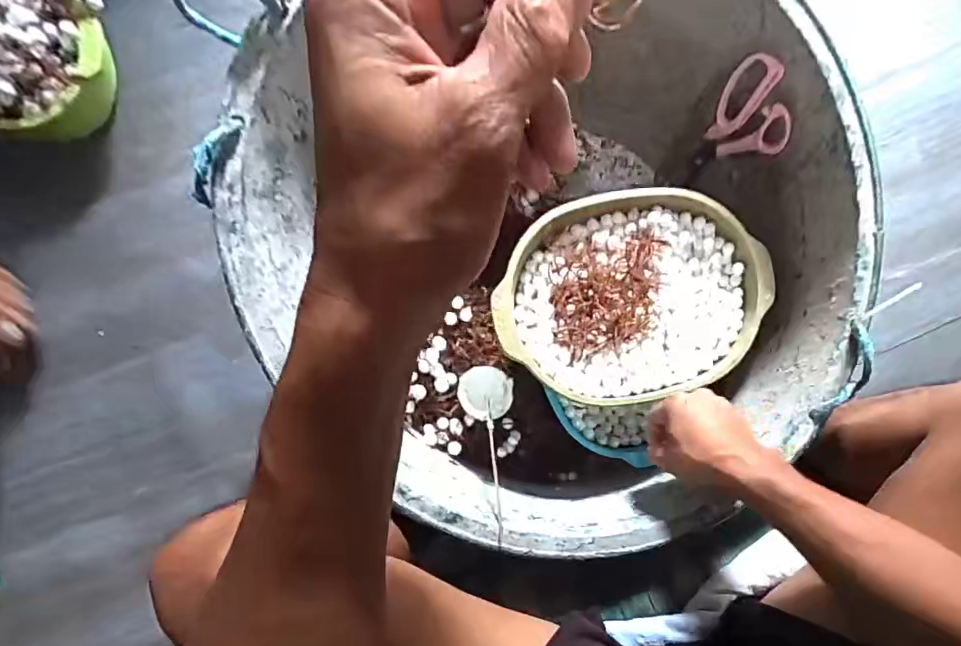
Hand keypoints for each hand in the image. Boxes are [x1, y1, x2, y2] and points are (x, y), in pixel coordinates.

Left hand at [306, 0, 592, 315]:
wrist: (381, 301)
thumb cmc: (415, 215)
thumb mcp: (482, 119)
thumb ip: (533, 32)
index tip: (574, 23)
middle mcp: (381, 14)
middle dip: (540, 41)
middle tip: (579, 74)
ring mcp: (403, 63)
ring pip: (493, 41)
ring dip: (538, 94)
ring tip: (557, 156)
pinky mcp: (424, 107)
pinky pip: (485, 87)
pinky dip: (518, 122)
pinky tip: (536, 168)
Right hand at [648, 390, 783, 491]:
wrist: (741, 462)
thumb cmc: (699, 460)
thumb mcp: (668, 462)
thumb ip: (656, 452)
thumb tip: (658, 449)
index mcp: (675, 402)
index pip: (654, 417)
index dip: (653, 436)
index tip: (657, 451)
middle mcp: (695, 393)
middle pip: (676, 411)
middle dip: (672, 428)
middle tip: (673, 447)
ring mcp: (717, 399)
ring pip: (695, 412)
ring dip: (690, 425)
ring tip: (693, 445)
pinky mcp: (733, 408)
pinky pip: (712, 416)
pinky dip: (707, 426)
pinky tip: (710, 442)